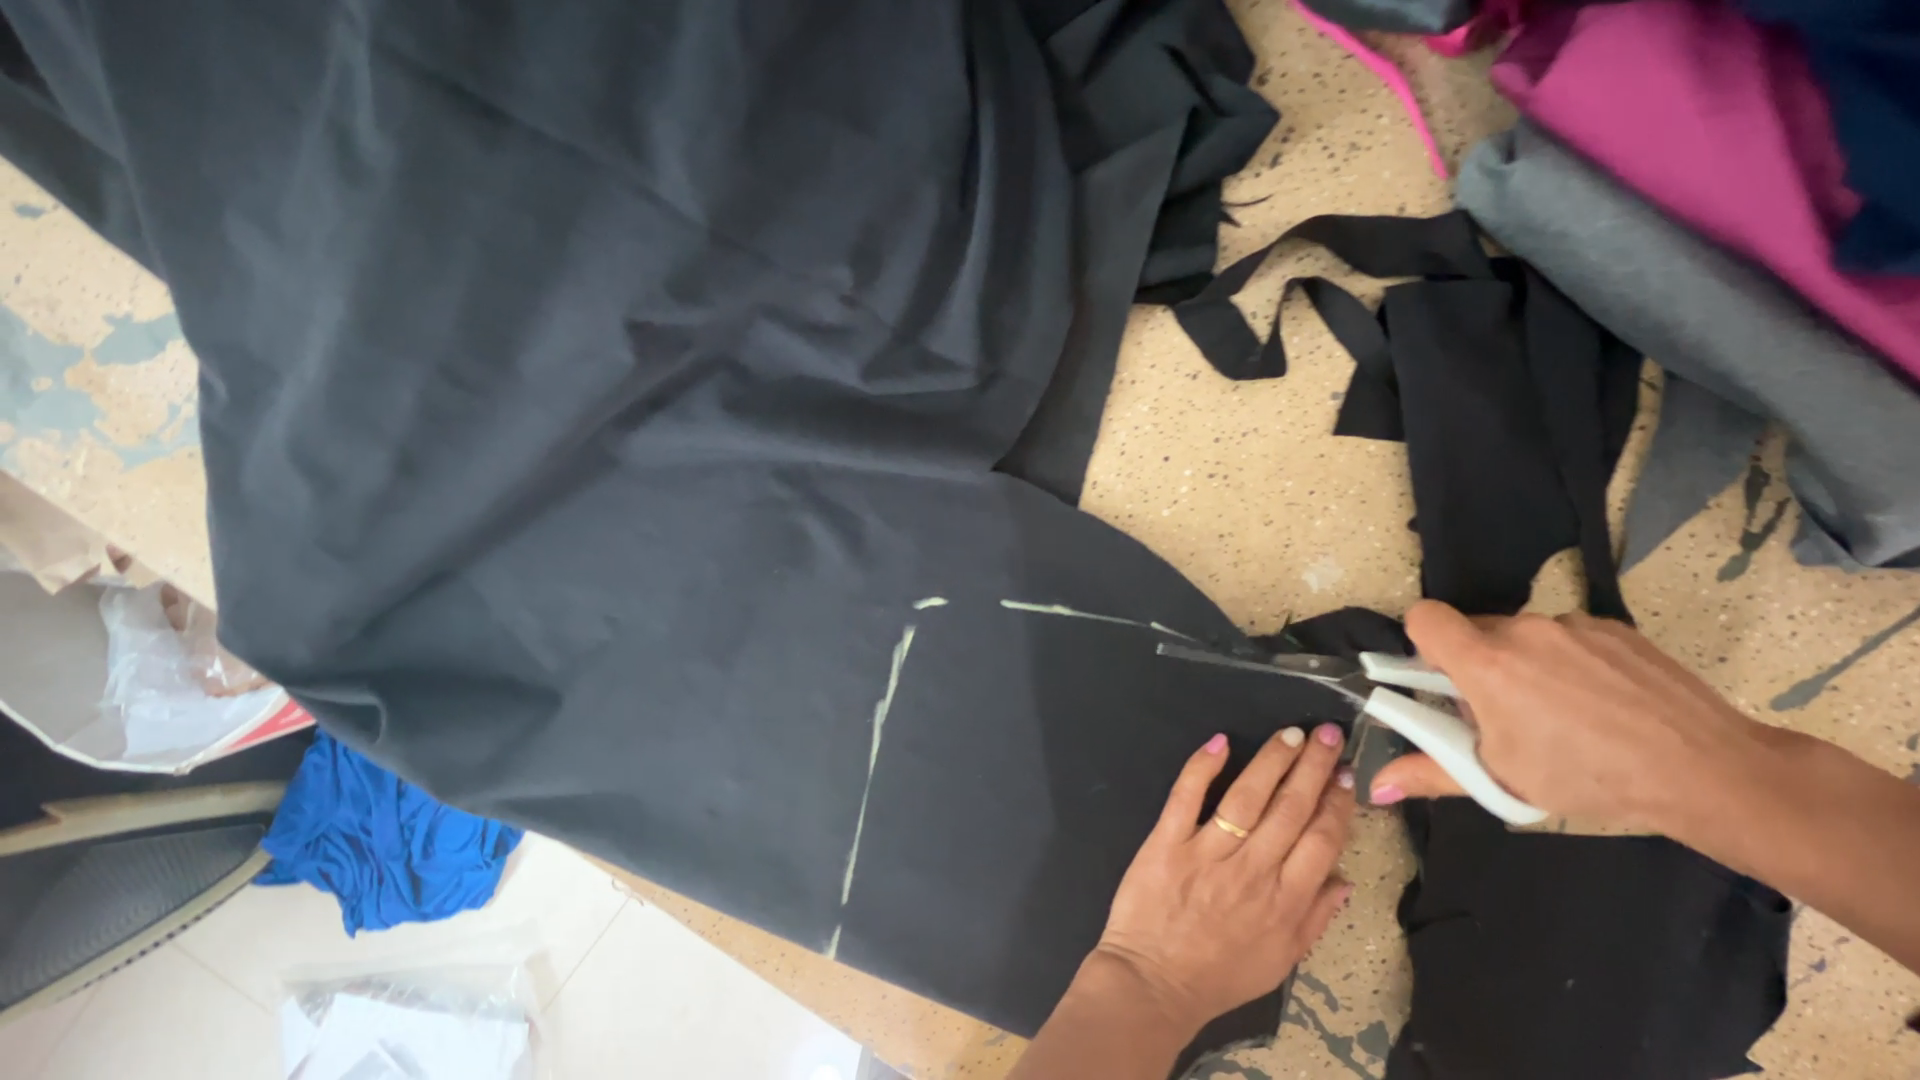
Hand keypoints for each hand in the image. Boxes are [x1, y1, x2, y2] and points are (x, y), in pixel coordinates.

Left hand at [1090, 724, 1356, 1036]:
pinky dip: (1202, 768)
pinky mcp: (1166, 844)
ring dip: (1272, 761)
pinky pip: (1186, 797)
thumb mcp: (1281, 960)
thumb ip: (1315, 918)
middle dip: (1313, 767)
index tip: (1347, 774)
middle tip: (1329, 735)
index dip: (1337, 802)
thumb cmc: (1219, 974)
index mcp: (1284, 900)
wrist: (1153, 984)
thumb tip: (1345, 879)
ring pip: (1246, 797)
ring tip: (1291, 733)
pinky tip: (1220, 742)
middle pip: (1290, 809)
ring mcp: (1207, 853)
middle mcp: (1251, 870)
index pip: (1321, 839)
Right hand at [1369, 600, 1771, 829]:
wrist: (1707, 769)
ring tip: (1562, 712)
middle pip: (1474, 630)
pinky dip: (1570, 661)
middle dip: (1476, 662)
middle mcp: (1522, 631)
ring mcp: (1572, 625)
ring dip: (1524, 662)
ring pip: (1524, 635)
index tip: (1439, 678)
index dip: (1421, 642)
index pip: (1423, 617)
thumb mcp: (1501, 780)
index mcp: (1484, 663)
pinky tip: (1602, 703)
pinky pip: (1569, 636)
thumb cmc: (1589, 777)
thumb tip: (1375, 786)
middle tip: (1501, 711)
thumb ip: (1431, 773)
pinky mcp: (1614, 627)